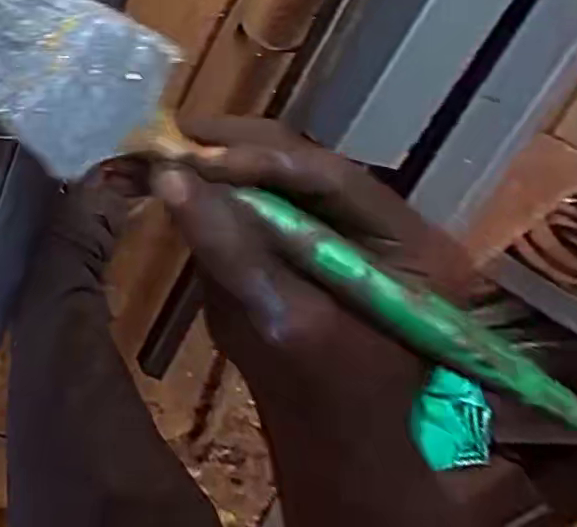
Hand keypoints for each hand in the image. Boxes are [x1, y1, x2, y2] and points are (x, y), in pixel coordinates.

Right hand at [145, 118, 474, 524]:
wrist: (331, 436)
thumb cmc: (322, 395)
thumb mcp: (277, 322)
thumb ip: (227, 246)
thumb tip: (165, 175)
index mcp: (412, 246)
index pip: (330, 176)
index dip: (256, 159)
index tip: (188, 155)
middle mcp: (383, 219)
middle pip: (300, 157)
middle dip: (228, 147)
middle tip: (165, 141)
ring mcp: (344, 220)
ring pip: (276, 163)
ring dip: (217, 156)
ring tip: (164, 154)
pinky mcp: (305, 226)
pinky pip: (259, 187)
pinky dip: (216, 179)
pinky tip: (181, 178)